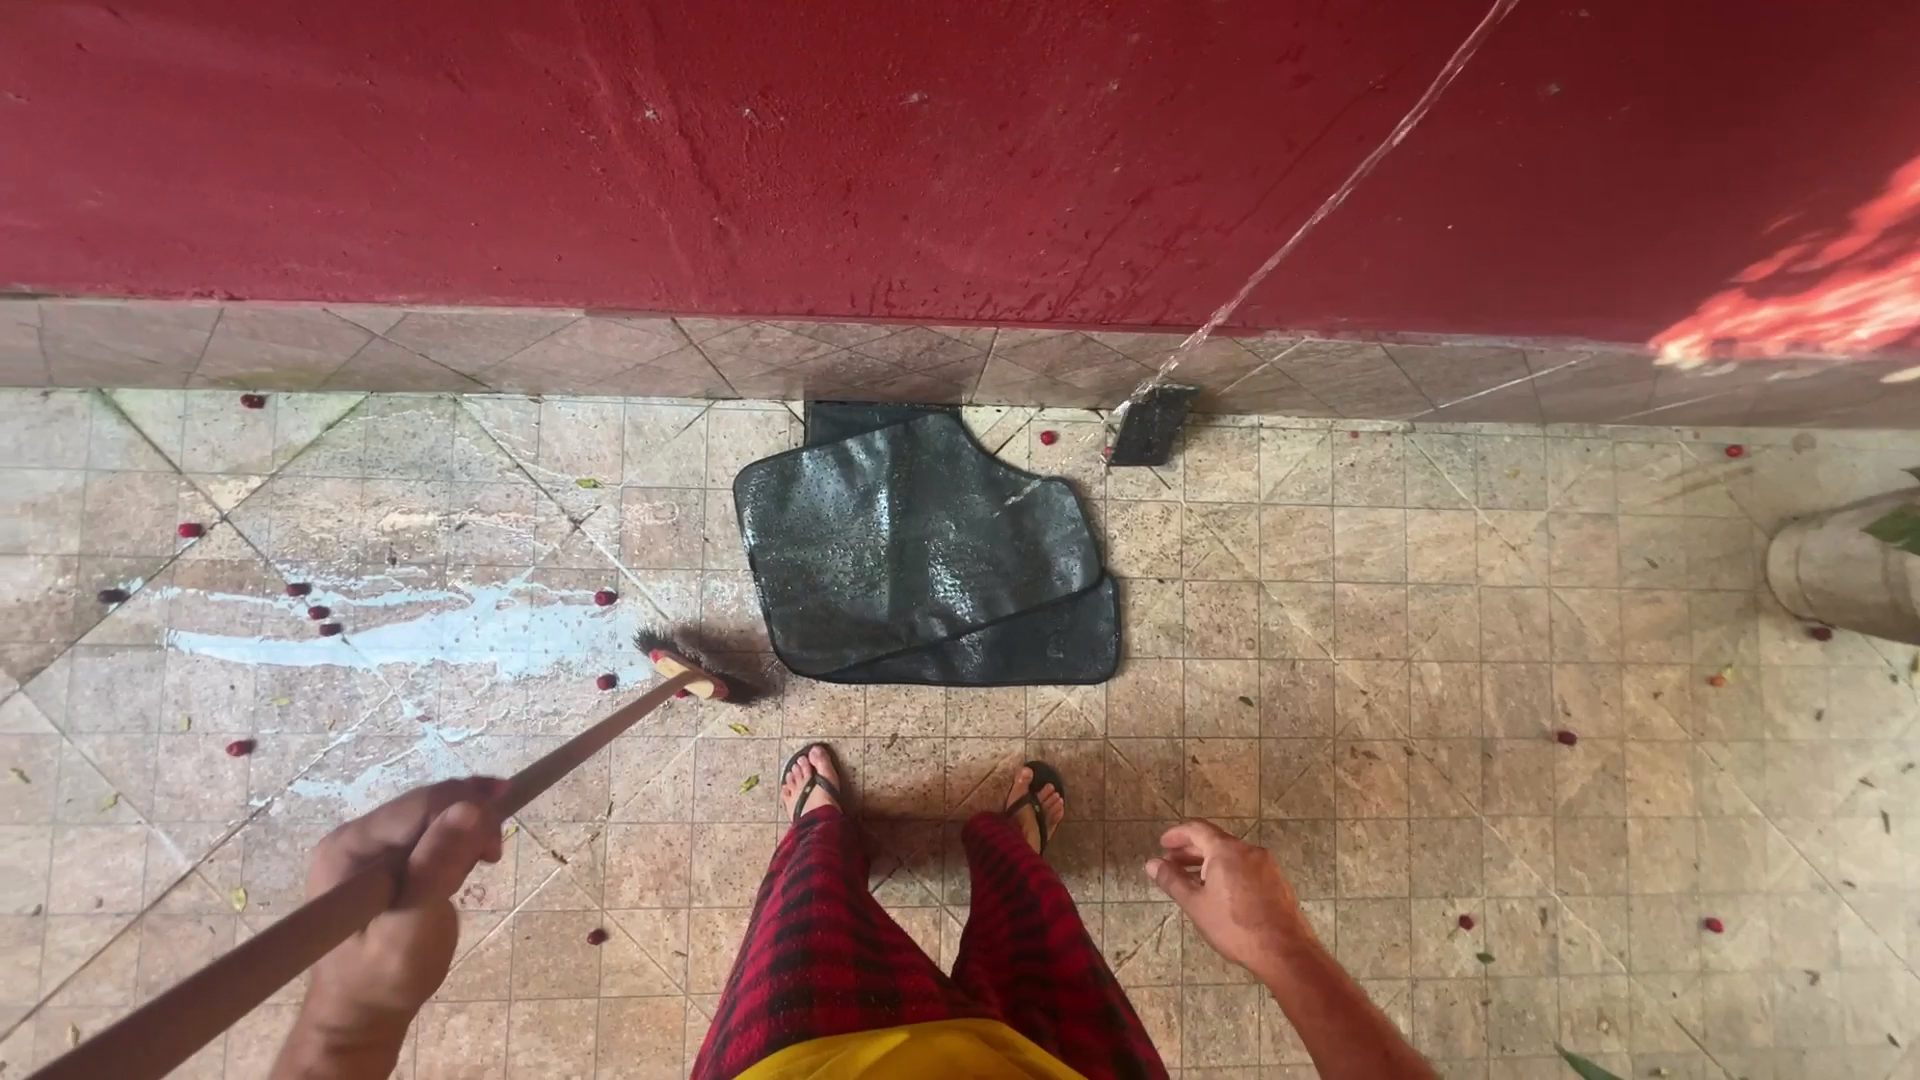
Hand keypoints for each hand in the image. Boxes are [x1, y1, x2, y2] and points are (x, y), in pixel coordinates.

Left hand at [299, 777, 506, 1039]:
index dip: (467, 812)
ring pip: (442, 807)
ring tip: (474, 869)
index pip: (422, 803)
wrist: (366, 1009)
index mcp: (348, 848)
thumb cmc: (384, 978)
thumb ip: (435, 869)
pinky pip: (440, 821)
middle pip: (433, 801)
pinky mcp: (391, 850)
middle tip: (490, 860)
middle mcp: (356, 835)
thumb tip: (471, 808)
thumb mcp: (412, 928)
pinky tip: (469, 858)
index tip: (494, 850)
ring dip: (471, 831)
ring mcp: (372, 842)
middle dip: (472, 823)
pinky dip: (465, 834)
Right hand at [1145, 819, 1309, 979]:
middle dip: (1190, 850)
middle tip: (1172, 864)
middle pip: (1214, 840)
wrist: (1286, 953)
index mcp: (1226, 850)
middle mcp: (1248, 850)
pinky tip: (1220, 892)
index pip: (1196, 829)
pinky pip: (1245, 867)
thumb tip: (1152, 864)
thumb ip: (1172, 881)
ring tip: (1193, 880)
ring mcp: (1266, 865)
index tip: (1163, 844)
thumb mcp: (1196, 904)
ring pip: (1230, 855)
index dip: (1177, 834)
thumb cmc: (1235, 927)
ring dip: (1208, 862)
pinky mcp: (1276, 881)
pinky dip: (1227, 871)